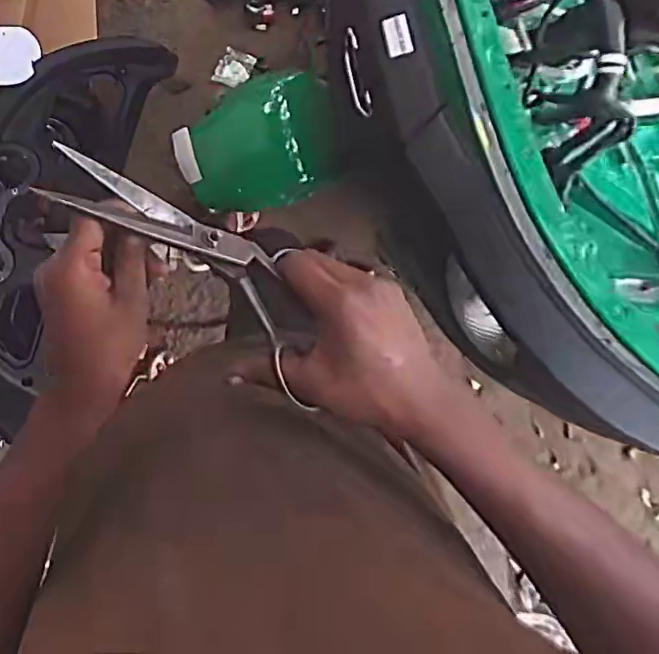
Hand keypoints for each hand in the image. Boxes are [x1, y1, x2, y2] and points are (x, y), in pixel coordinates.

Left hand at [32, 217, 152, 429]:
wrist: (83, 393)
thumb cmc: (105, 357)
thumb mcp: (131, 300)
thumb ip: (134, 257)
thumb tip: (137, 231)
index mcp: (68, 267)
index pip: (91, 217)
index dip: (120, 216)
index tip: (144, 222)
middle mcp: (52, 269)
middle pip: (91, 233)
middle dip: (125, 241)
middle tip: (155, 258)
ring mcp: (51, 280)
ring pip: (90, 250)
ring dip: (119, 257)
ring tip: (149, 276)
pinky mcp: (56, 291)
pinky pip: (83, 267)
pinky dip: (107, 270)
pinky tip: (131, 285)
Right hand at [237, 251, 466, 441]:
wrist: (426, 403)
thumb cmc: (371, 394)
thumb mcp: (312, 382)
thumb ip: (269, 368)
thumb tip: (232, 372)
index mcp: (339, 301)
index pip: (296, 261)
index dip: (277, 270)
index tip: (268, 286)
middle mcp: (362, 283)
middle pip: (314, 256)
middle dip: (295, 272)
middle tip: (286, 300)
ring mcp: (380, 284)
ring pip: (334, 262)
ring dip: (318, 276)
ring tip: (313, 309)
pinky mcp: (393, 290)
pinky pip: (355, 272)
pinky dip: (340, 283)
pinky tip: (340, 313)